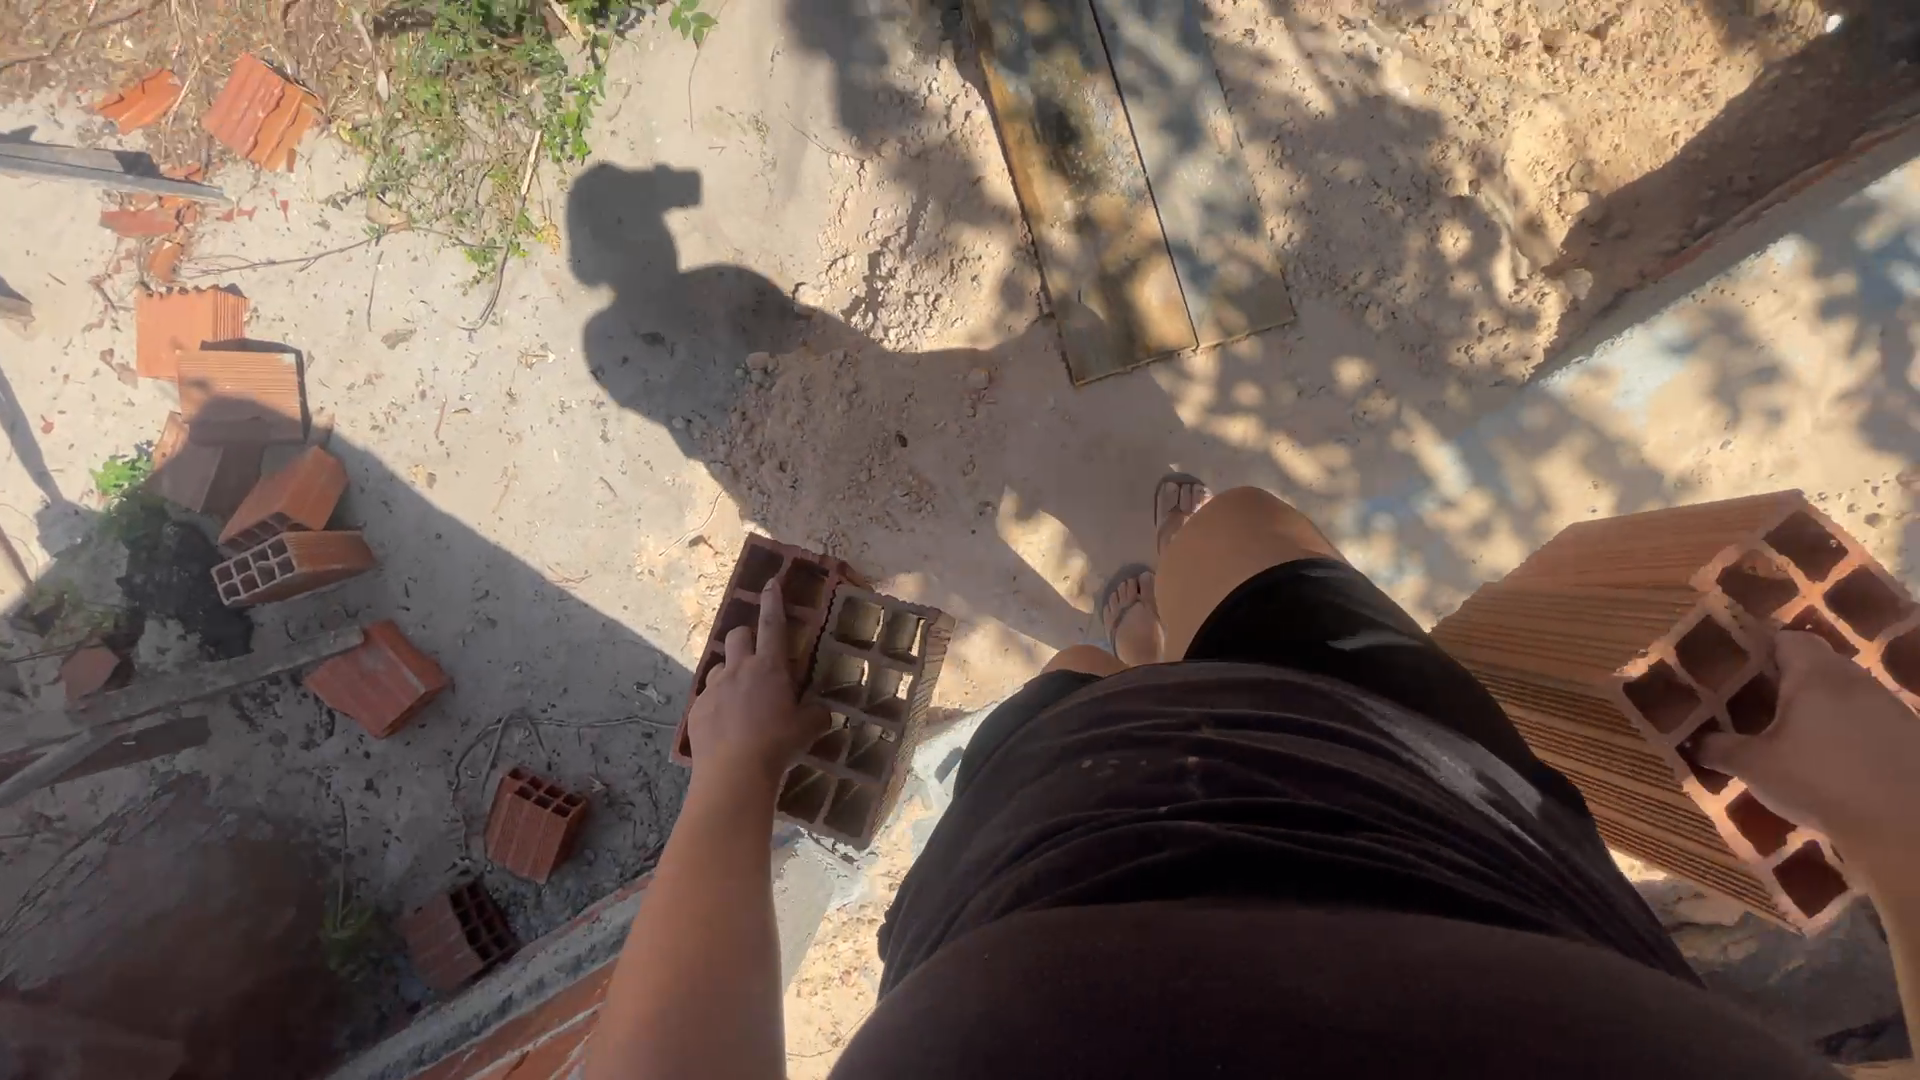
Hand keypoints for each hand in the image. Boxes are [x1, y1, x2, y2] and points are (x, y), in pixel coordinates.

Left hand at [687, 579, 828, 786]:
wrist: (733, 774)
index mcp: (770, 667)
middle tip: (757, 657)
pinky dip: (718, 704)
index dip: (773, 600)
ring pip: (720, 666)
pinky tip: (726, 726)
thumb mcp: (808, 729)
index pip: (773, 623)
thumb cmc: (777, 745)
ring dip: (731, 674)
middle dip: (747, 637)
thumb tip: (822, 712)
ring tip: (741, 699)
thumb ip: (816, 714)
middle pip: (738, 635)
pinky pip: (708, 697)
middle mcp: (739, 669)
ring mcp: (714, 689)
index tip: (770, 582)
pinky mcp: (697, 710)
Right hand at [1697, 630, 1919, 858]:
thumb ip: (1716, 746)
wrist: (1911, 833)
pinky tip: (1823, 757)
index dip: (1758, 647)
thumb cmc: (1821, 782)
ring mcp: (1894, 714)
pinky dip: (1842, 730)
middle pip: (1817, 665)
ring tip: (1782, 731)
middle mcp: (1859, 685)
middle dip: (1782, 679)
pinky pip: (1867, 721)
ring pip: (1844, 694)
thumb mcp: (1751, 765)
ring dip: (1815, 706)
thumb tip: (1693, 741)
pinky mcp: (1912, 742)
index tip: (1731, 666)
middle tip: (1747, 699)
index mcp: (1817, 678)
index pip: (1788, 639)